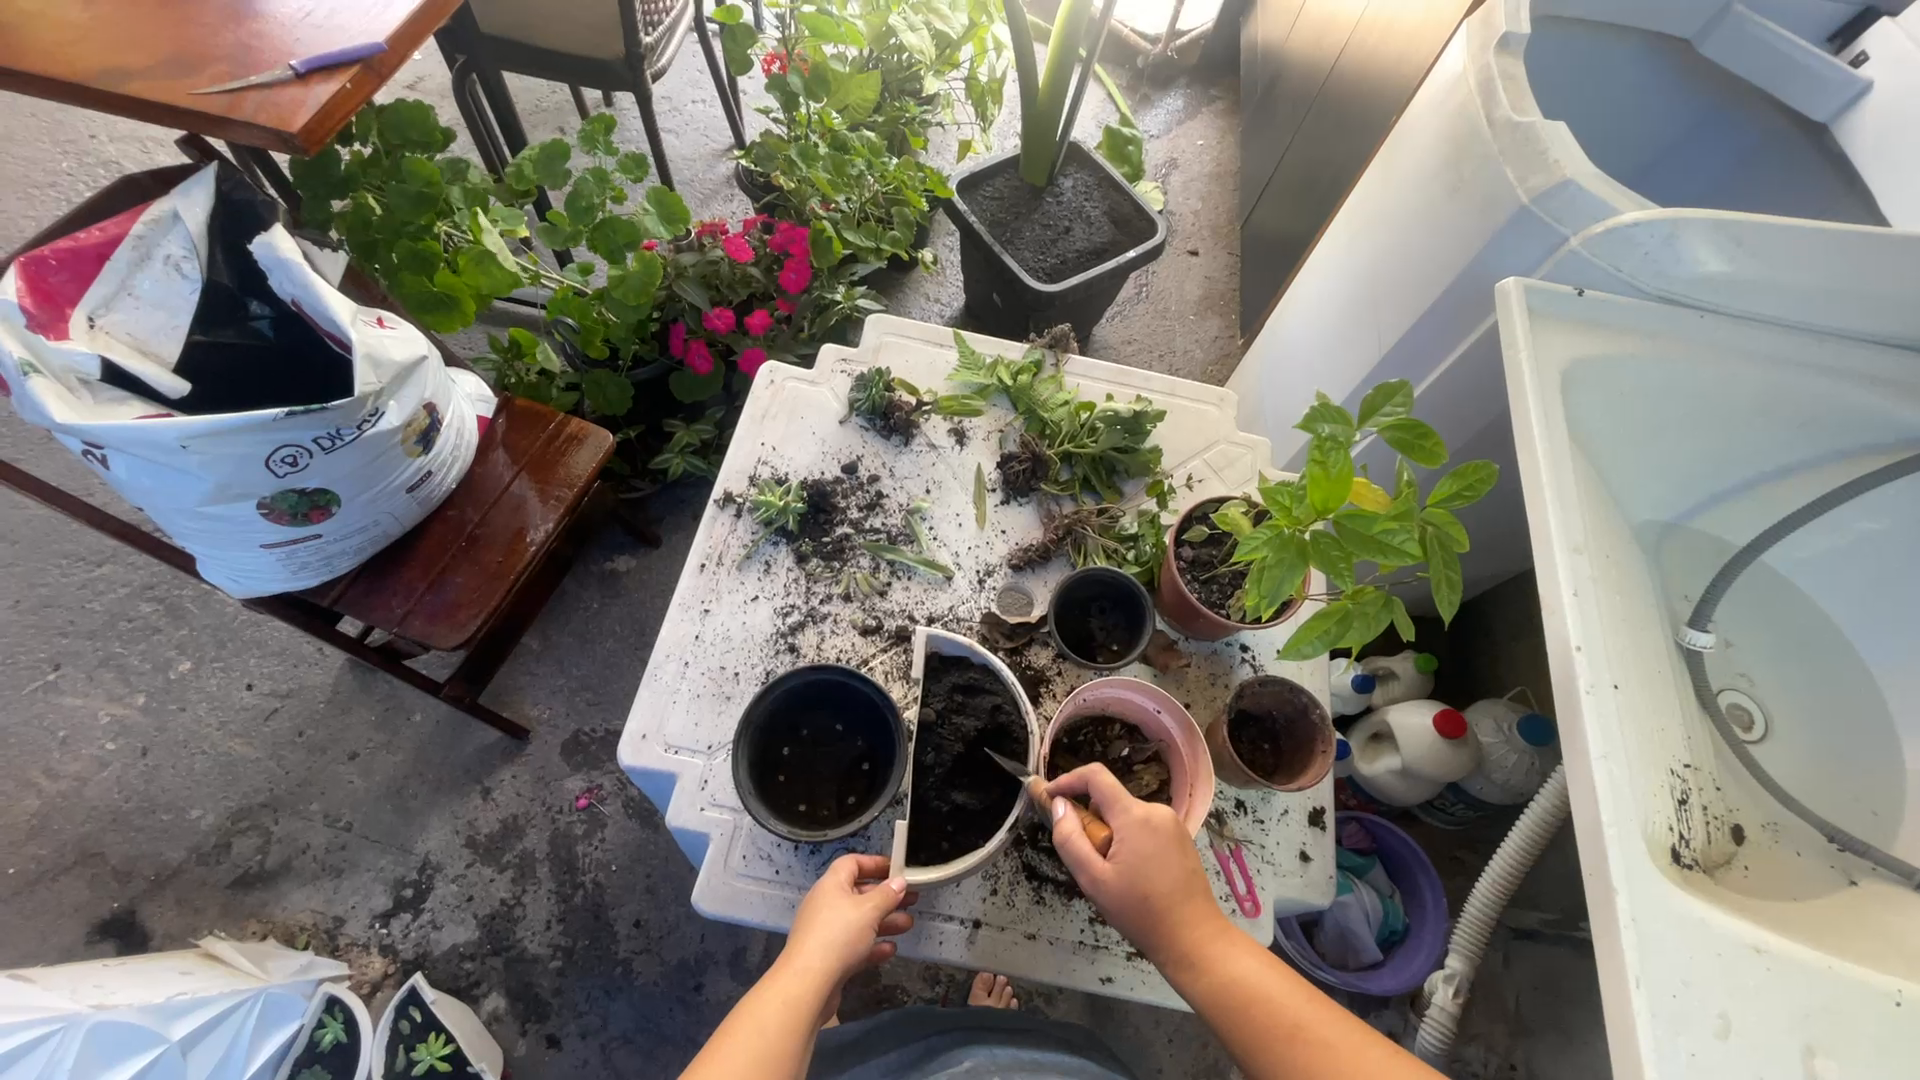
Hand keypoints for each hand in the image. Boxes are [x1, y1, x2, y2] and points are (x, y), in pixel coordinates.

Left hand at [773, 854, 916, 1020]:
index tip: (896, 869)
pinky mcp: (829, 958)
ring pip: (860, 921)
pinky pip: (855, 945)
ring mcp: (827, 932)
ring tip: (908, 924)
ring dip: (884, 921)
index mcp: (832, 885)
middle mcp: (827, 904)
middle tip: (911, 898)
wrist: (807, 984)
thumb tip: (899, 882)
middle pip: (859, 893)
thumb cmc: (838, 936)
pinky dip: (872, 946)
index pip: (852, 863)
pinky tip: (890, 949)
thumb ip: (887, 895)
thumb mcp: (869, 910)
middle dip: (886, 897)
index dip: (874, 863)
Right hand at [1046, 764, 1225, 961]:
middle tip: (1089, 863)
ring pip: (1125, 816)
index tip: (1050, 797)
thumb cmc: (1141, 913)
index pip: (1095, 775)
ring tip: (1115, 876)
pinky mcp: (1180, 837)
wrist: (1194, 939)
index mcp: (1134, 815)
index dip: (1067, 780)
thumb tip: (1059, 805)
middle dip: (1092, 823)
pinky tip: (1135, 877)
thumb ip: (1070, 839)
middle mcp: (1155, 810)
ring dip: (1111, 836)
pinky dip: (1129, 842)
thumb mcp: (1093, 881)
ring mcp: (1172, 823)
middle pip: (1110, 800)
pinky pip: (1143, 827)